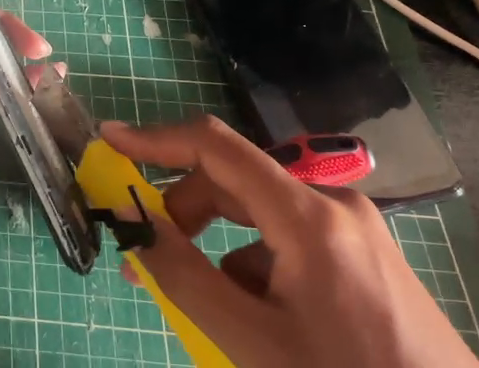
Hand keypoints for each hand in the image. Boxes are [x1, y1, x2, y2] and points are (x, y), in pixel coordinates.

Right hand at [103, 117, 478, 367]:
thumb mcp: (251, 341)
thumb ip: (182, 275)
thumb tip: (133, 223)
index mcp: (307, 214)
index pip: (214, 147)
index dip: (154, 139)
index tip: (108, 142)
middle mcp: (333, 206)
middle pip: (235, 184)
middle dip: (182, 214)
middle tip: (147, 260)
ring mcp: (357, 233)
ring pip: (261, 219)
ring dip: (217, 249)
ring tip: (206, 308)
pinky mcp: (370, 261)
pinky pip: (292, 245)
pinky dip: (255, 269)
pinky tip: (260, 323)